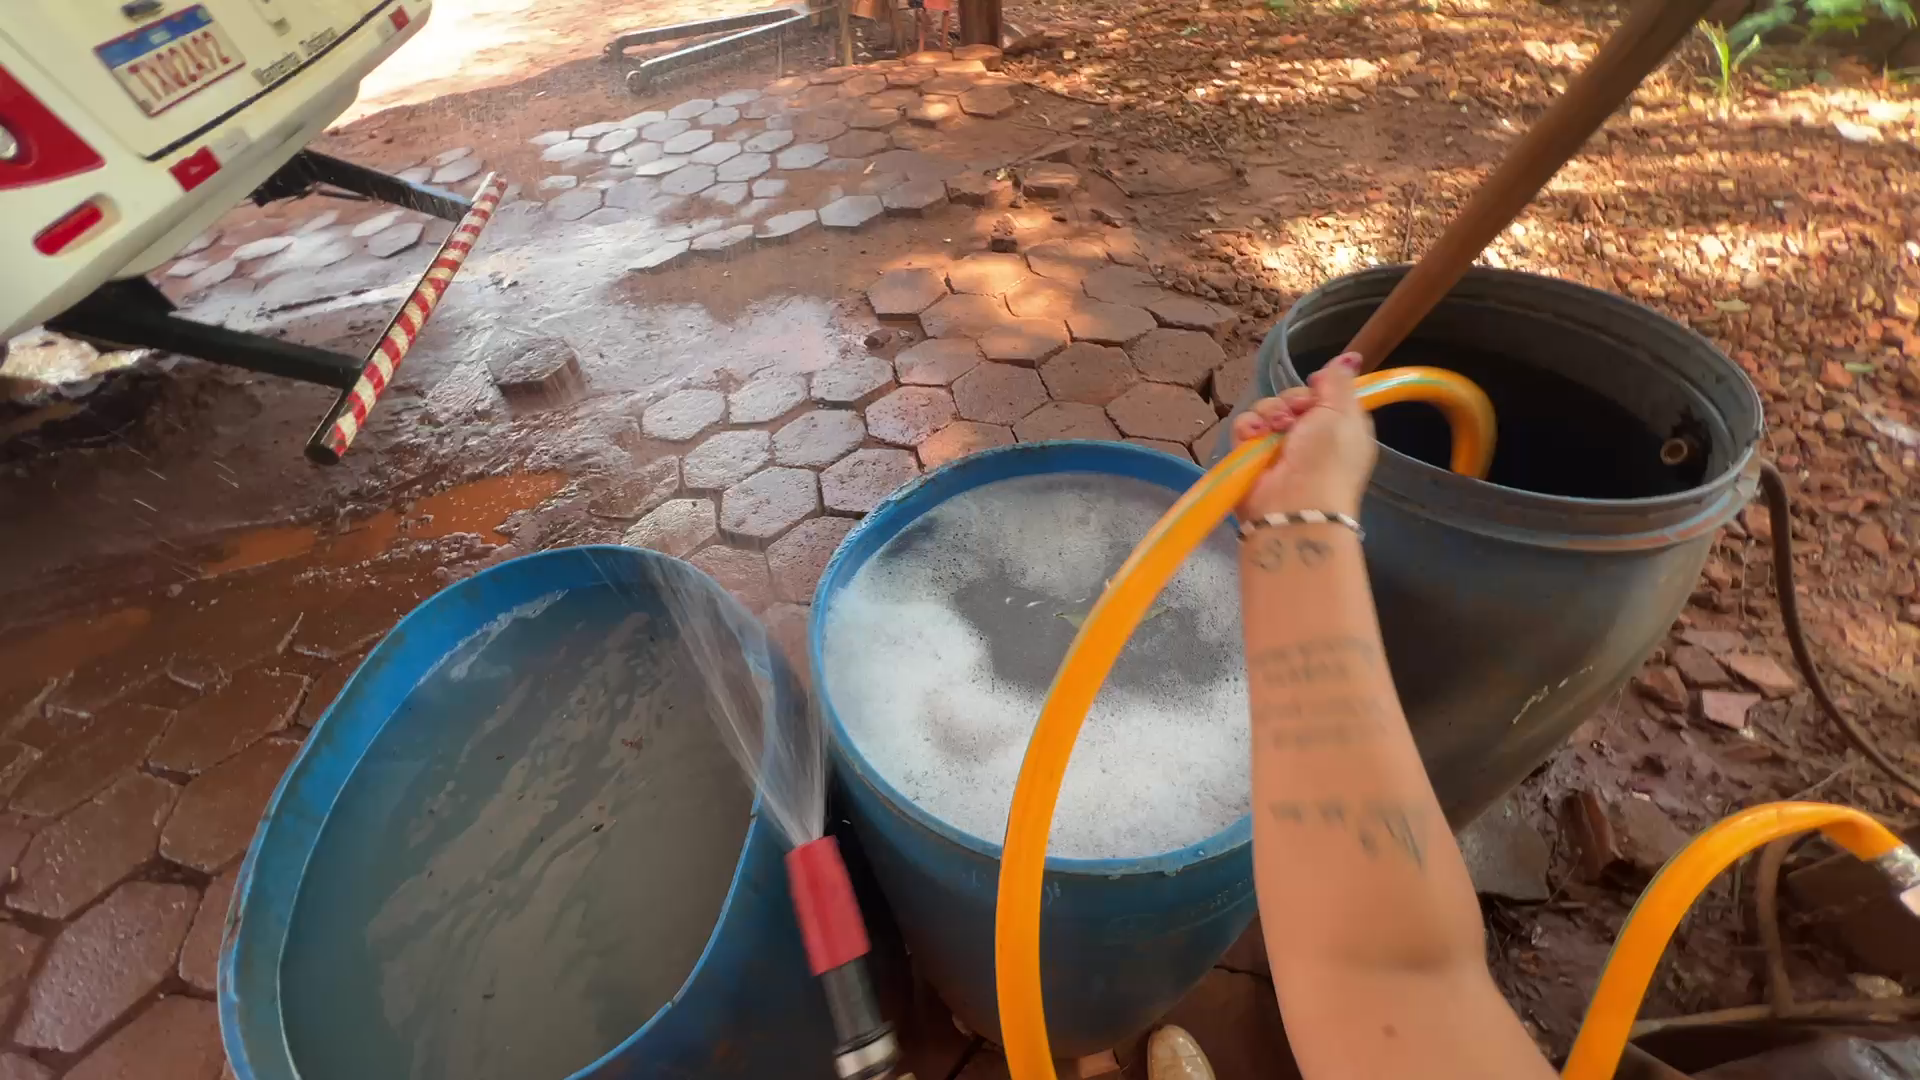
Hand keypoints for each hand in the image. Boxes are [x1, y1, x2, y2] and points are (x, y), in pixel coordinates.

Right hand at [1229, 352, 1377, 519]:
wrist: (1294, 504)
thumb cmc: (1327, 459)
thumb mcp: (1343, 413)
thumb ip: (1340, 383)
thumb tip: (1349, 358)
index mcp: (1339, 426)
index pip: (1324, 393)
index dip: (1318, 388)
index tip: (1316, 390)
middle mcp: (1308, 435)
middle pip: (1292, 398)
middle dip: (1292, 402)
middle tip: (1296, 418)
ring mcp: (1278, 446)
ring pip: (1266, 408)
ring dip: (1270, 414)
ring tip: (1275, 432)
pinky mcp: (1250, 456)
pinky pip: (1244, 425)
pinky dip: (1248, 428)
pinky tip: (1255, 437)